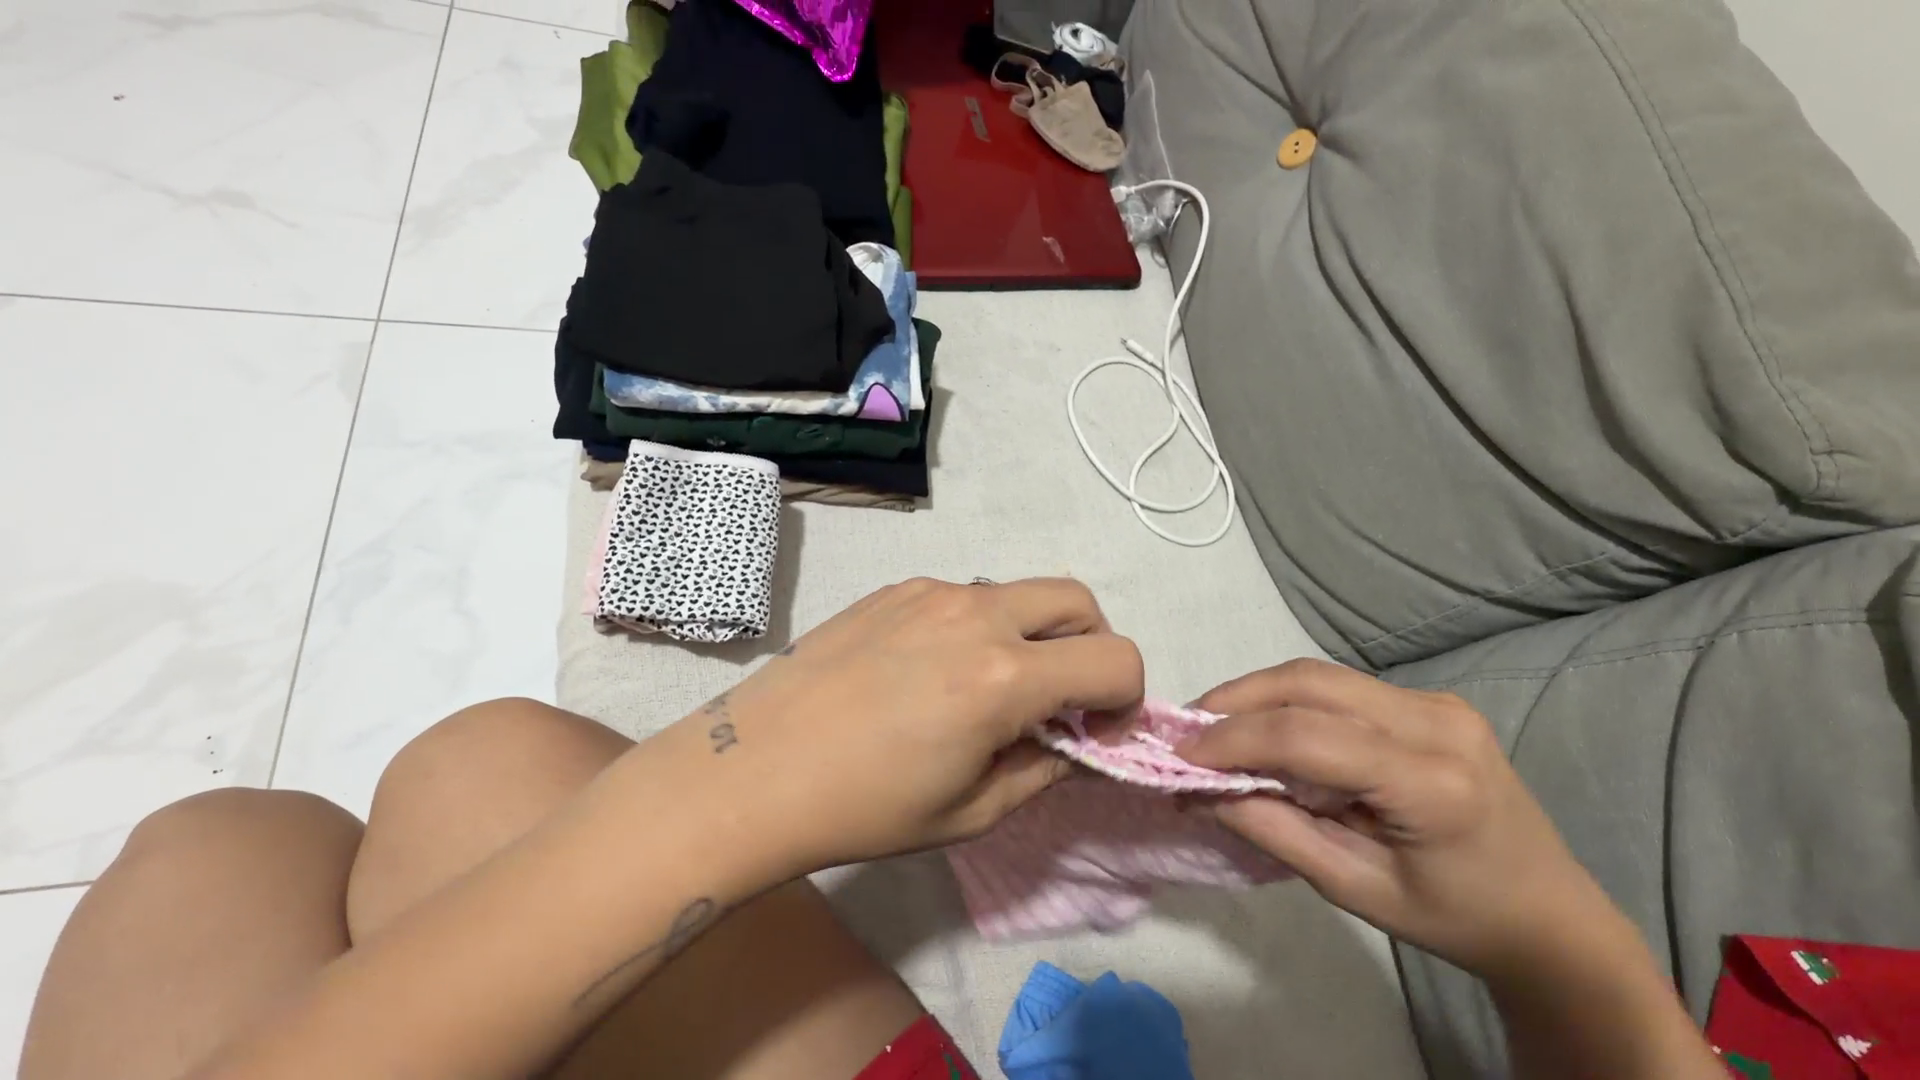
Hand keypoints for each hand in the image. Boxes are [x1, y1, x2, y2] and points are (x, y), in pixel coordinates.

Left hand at [660, 577, 1143, 875]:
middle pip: (1078, 602)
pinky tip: (932, 673)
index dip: (1126, 699)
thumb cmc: (866, 808)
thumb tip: (1080, 742)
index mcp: (1004, 677)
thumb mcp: (973, 811)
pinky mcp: (894, 589)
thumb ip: (1045, 767)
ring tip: (988, 688)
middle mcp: (976, 614)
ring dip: (1032, 634)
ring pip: (1018, 594)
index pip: (1115, 659)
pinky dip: (979, 627)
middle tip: (1061, 699)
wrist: (754, 771)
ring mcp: (930, 592)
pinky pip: (964, 596)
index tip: (1095, 732)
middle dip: (1092, 648)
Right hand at [1179, 659, 1613, 979]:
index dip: (1234, 739)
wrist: (1549, 914)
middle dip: (1236, 700)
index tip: (1179, 756)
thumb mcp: (1355, 889)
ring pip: (1321, 676)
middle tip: (1187, 731)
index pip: (1308, 736)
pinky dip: (1290, 702)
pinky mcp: (1432, 702)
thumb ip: (1275, 832)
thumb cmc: (1453, 917)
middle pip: (1310, 684)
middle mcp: (1437, 723)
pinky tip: (1267, 730)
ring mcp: (1439, 704)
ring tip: (1215, 728)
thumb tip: (1199, 791)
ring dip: (1258, 695)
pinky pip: (1342, 688)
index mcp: (1430, 782)